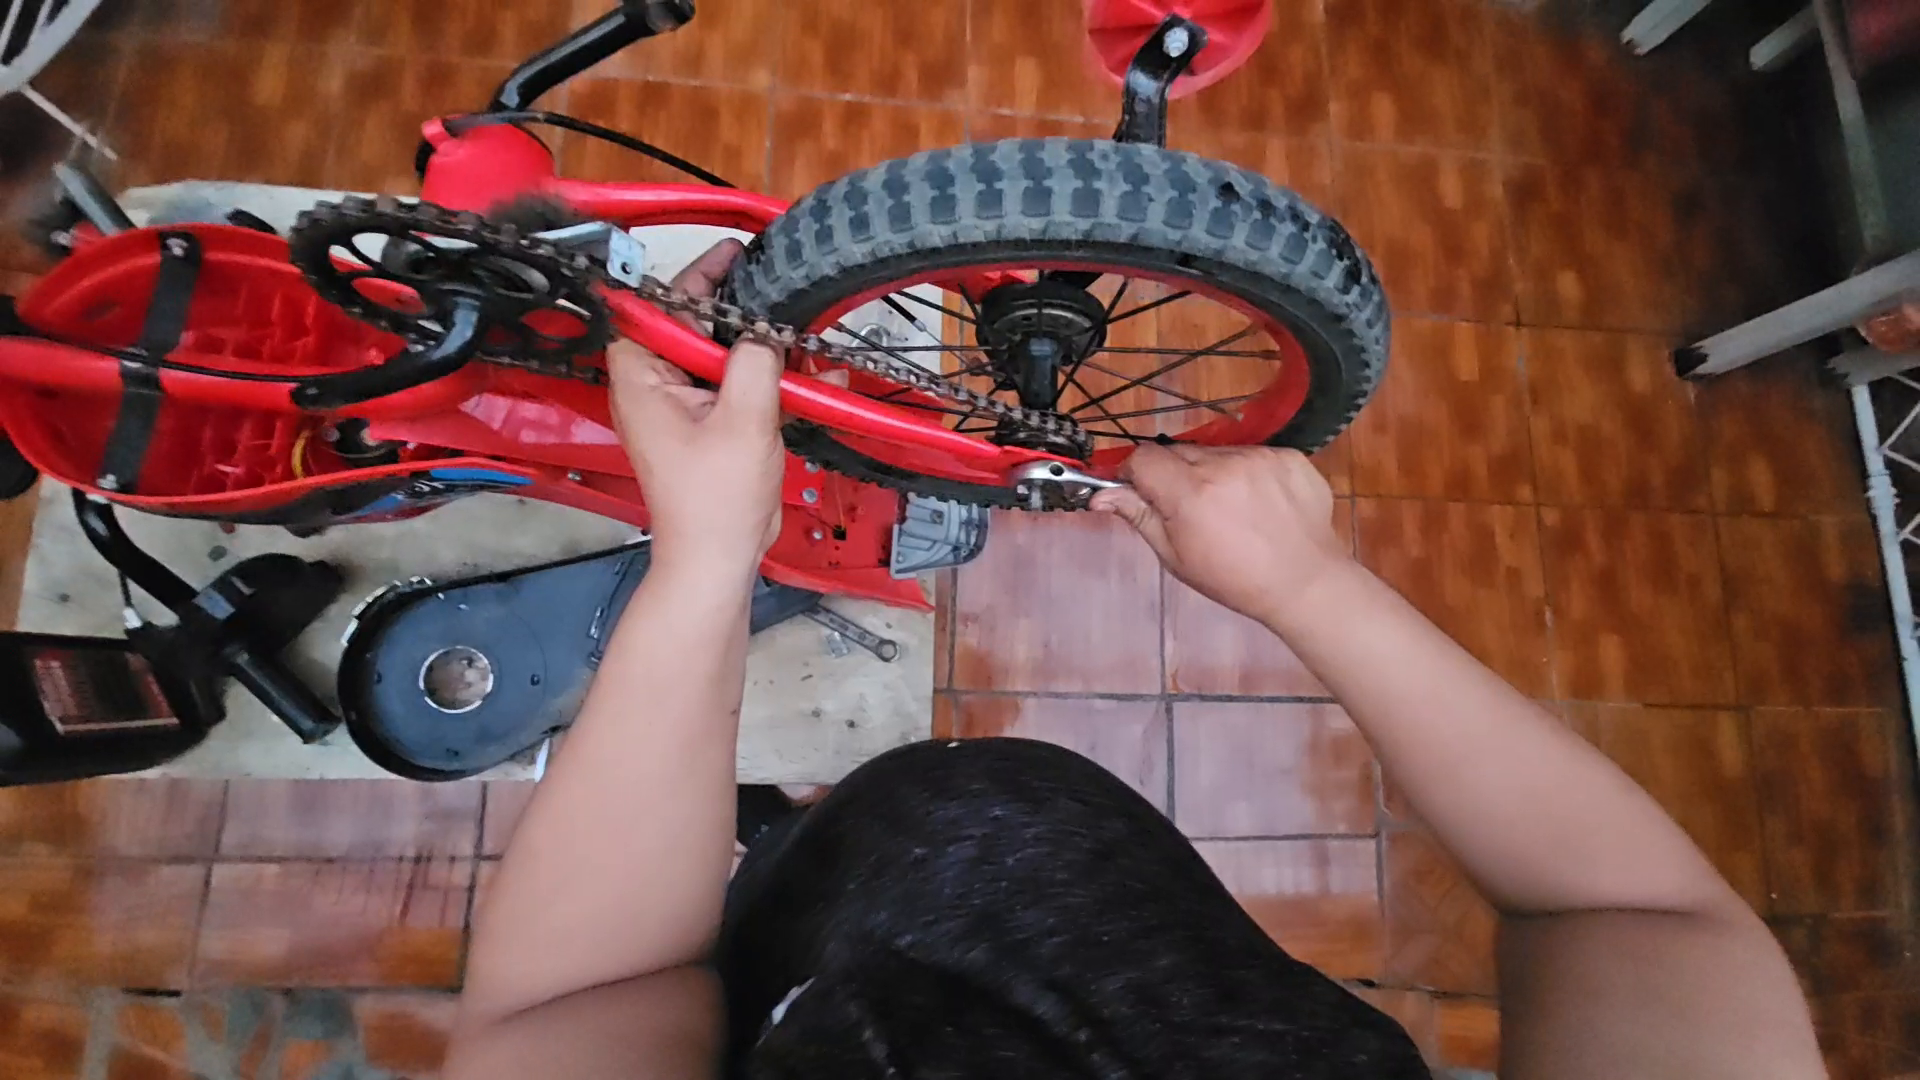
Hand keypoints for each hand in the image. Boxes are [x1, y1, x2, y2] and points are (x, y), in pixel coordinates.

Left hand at [609, 241, 784, 578]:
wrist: (721, 555)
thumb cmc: (717, 496)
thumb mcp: (744, 420)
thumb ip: (757, 362)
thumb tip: (769, 326)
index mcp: (642, 373)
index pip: (662, 304)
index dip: (700, 276)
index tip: (739, 254)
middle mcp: (656, 381)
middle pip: (698, 325)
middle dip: (744, 310)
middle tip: (785, 287)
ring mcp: (685, 403)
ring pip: (725, 356)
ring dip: (765, 347)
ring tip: (807, 330)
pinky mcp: (712, 422)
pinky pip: (739, 387)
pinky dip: (771, 381)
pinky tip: (814, 375)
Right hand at [1090, 444, 1349, 625]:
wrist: (1305, 583)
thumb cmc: (1232, 579)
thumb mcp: (1175, 557)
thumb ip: (1139, 516)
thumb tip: (1100, 494)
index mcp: (1191, 493)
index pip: (1143, 457)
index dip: (1135, 472)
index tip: (1141, 491)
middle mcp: (1224, 464)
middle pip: (1178, 451)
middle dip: (1173, 474)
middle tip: (1188, 508)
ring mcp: (1260, 457)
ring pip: (1215, 452)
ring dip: (1210, 472)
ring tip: (1228, 508)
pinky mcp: (1288, 456)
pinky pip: (1251, 454)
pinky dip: (1245, 473)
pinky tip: (1258, 503)